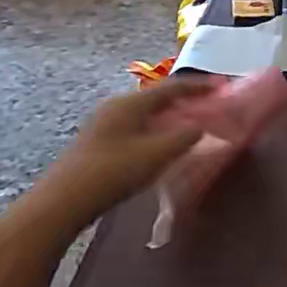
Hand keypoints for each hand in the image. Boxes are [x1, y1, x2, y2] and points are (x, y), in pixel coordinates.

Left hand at [40, 77, 219, 216]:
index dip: (198, 86)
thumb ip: (184, 136)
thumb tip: (199, 126)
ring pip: (145, 112)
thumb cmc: (114, 171)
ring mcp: (104, 122)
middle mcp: (116, 105)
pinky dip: (155, 128)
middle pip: (157, 97)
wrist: (64, 200)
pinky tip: (161, 144)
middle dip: (184, 100)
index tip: (221, 86)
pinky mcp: (98, 140)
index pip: (172, 87)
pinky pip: (135, 125)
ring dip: (169, 116)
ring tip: (189, 125)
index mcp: (131, 103)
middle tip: (207, 106)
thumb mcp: (157, 154)